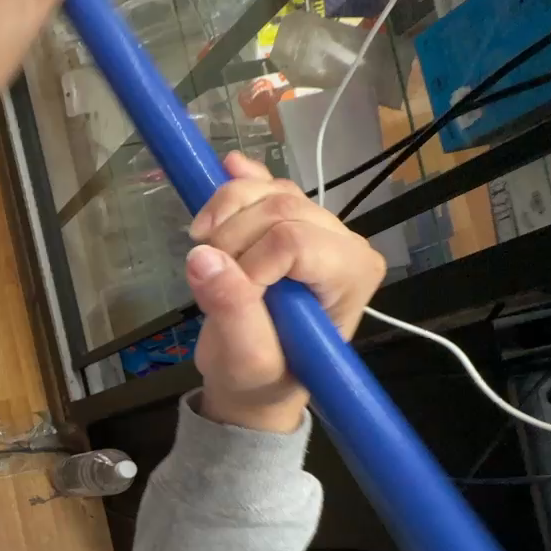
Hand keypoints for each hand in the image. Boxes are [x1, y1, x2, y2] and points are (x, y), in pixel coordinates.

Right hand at [186, 152, 385, 432]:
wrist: (255, 382)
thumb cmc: (259, 377)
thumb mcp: (244, 358)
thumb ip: (231, 309)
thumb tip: (201, 257)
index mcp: (349, 273)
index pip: (291, 239)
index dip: (247, 263)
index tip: (226, 299)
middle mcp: (343, 242)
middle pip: (280, 206)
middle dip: (229, 237)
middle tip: (206, 279)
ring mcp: (316, 229)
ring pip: (268, 190)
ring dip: (223, 214)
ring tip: (202, 251)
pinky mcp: (287, 225)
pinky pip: (265, 186)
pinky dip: (239, 181)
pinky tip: (226, 169)